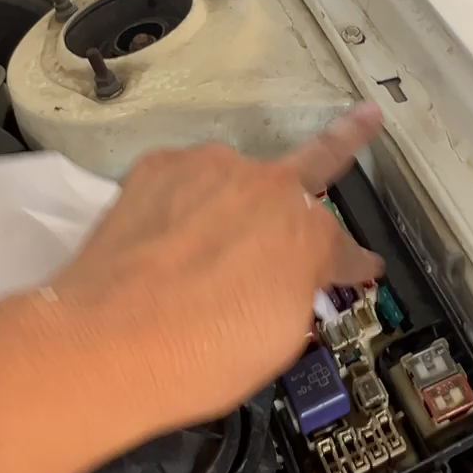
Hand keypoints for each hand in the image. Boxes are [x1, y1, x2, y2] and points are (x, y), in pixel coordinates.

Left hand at [44, 104, 385, 432]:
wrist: (106, 344)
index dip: (356, 263)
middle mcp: (268, 186)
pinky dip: (186, 200)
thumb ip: (298, 290)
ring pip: (236, 178)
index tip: (365, 267)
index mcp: (309, 233)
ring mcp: (210, 167)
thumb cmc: (205, 356)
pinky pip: (186, 179)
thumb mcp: (279, 337)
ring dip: (236, 199)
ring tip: (205, 242)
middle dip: (348, 138)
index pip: (346, 247)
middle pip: (310, 167)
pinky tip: (166, 232)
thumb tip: (298, 277)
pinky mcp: (159, 165)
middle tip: (366, 116)